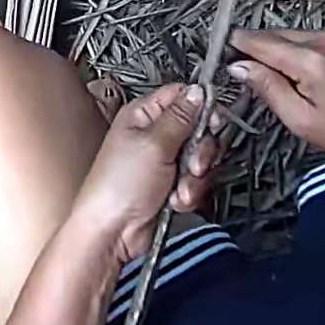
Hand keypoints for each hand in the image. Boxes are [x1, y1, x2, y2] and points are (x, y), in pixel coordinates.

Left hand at [67, 83, 220, 264]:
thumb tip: (198, 91)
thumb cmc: (118, 186)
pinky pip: (195, 181)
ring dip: (194, 177)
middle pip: (197, 127)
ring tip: (179, 187)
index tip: (213, 122)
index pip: (182, 96)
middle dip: (201, 149)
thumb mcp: (153, 144)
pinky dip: (189, 193)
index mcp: (143, 114)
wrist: (112, 233)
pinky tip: (175, 199)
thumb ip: (180, 117)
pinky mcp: (170, 183)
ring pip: (199, 157)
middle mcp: (154, 133)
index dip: (201, 107)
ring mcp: (163, 159)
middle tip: (193, 163)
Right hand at [229, 30, 324, 165]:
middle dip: (260, 50)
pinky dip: (301, 50)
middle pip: (276, 35)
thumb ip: (268, 88)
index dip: (239, 46)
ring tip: (284, 79)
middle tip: (249, 71)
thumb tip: (239, 66)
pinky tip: (306, 74)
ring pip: (293, 35)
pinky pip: (312, 38)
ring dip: (281, 50)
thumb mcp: (301, 120)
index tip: (225, 51)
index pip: (261, 42)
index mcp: (312, 61)